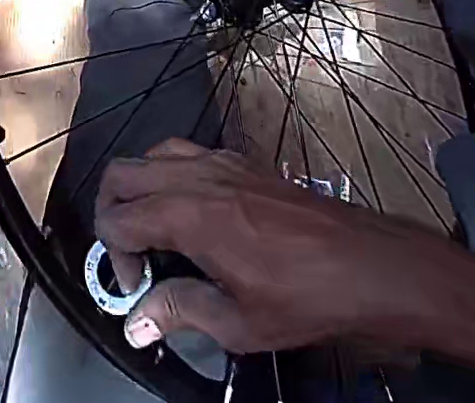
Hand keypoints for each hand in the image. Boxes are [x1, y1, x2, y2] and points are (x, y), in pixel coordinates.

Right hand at [95, 140, 467, 354]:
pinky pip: (184, 151)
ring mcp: (217, 160)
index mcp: (187, 215)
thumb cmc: (304, 295)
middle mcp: (194, 177)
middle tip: (127, 251)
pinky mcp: (237, 158)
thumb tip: (135, 321)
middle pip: (122, 173)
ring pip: (150, 154)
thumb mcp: (239, 323)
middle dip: (109, 209)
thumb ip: (178, 311)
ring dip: (137, 186)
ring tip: (153, 226)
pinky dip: (167, 173)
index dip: (113, 255)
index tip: (136, 285)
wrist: (365, 261)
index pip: (119, 219)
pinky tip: (188, 206)